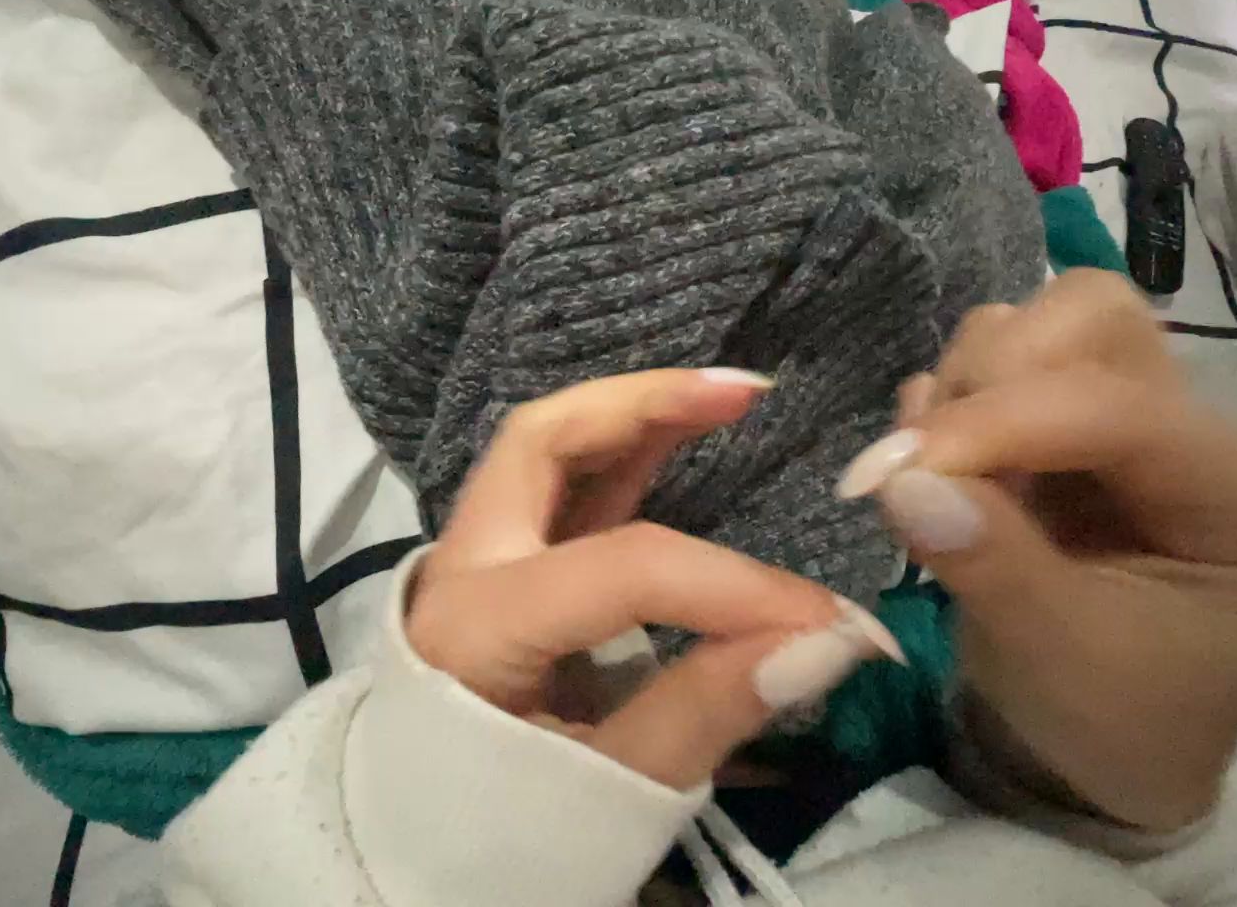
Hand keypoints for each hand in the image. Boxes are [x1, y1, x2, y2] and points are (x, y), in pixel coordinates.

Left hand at [406, 369, 902, 790]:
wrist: (409, 846)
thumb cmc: (498, 830)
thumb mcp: (608, 794)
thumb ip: (707, 710)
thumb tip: (825, 641)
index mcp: (477, 626)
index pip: (622, 570)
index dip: (733, 586)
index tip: (828, 622)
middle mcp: (462, 564)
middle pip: (541, 440)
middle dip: (642, 402)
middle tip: (739, 390)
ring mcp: (472, 555)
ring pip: (543, 446)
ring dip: (631, 410)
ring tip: (718, 395)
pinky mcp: (496, 563)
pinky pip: (558, 487)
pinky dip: (618, 453)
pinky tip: (671, 438)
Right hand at [839, 270, 1236, 830]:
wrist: (1091, 744)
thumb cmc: (1106, 713)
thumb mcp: (1056, 657)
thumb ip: (988, 562)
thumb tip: (899, 479)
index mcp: (1232, 489)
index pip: (1106, 402)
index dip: (988, 425)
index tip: (883, 479)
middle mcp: (1186, 429)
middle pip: (1083, 315)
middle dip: (986, 376)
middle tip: (931, 461)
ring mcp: (1117, 418)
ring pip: (1029, 325)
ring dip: (959, 386)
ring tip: (936, 476)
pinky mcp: (1053, 427)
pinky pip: (986, 362)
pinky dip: (941, 400)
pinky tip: (935, 473)